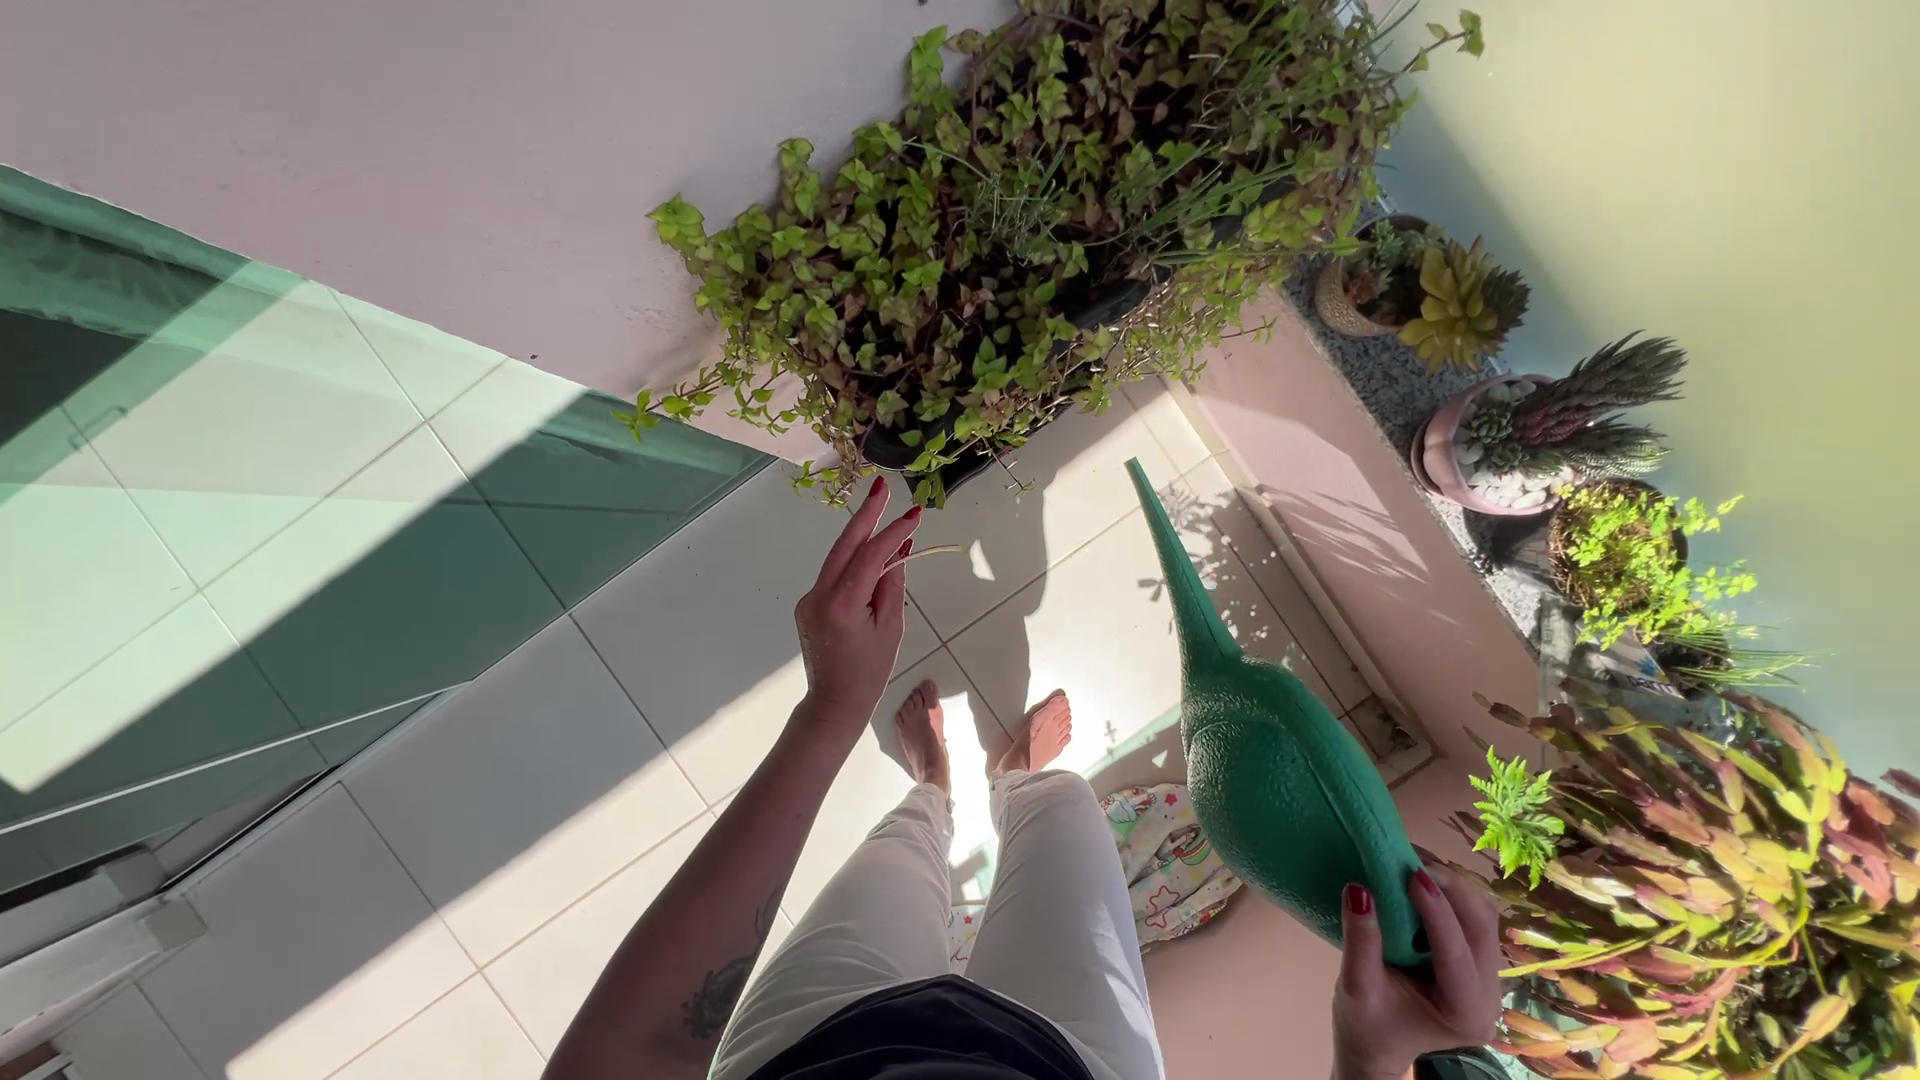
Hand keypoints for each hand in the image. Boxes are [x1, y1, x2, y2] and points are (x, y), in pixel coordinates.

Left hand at [793, 476, 921, 729]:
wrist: (834, 702)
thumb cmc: (871, 671)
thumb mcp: (892, 627)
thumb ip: (893, 584)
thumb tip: (898, 549)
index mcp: (841, 604)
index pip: (871, 556)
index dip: (893, 533)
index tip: (915, 513)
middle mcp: (818, 595)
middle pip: (844, 545)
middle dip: (865, 514)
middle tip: (881, 486)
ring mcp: (808, 598)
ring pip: (838, 557)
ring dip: (861, 536)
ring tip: (882, 509)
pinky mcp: (808, 604)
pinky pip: (835, 574)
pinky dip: (854, 562)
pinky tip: (873, 556)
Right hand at [1332, 864, 1501, 1079]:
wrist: (1376, 1044)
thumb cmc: (1366, 1023)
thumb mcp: (1356, 986)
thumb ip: (1361, 941)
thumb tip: (1359, 889)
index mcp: (1465, 1011)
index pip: (1458, 952)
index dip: (1438, 910)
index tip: (1411, 873)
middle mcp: (1489, 994)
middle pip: (1483, 928)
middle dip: (1450, 889)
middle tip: (1408, 861)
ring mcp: (1487, 977)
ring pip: (1483, 917)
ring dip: (1451, 886)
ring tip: (1409, 864)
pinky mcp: (1474, 961)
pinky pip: (1471, 917)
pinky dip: (1447, 892)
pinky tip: (1416, 879)